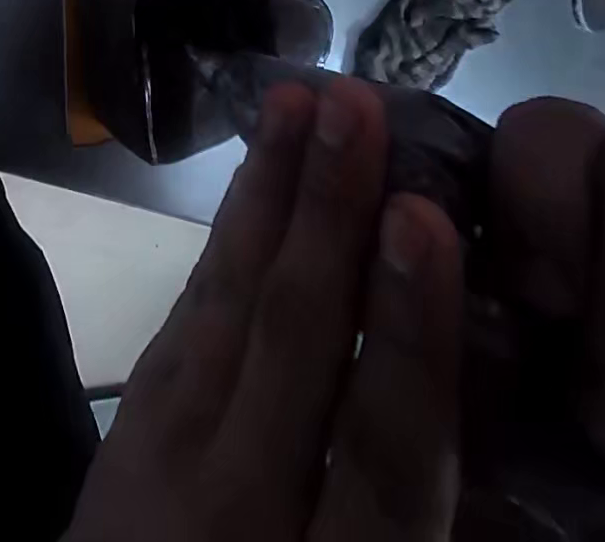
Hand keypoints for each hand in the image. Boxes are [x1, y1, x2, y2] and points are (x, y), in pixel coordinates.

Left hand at [65, 78, 464, 541]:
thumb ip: (407, 511)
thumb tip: (466, 392)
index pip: (383, 446)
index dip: (405, 328)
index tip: (423, 217)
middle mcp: (244, 491)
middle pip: (292, 336)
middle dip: (326, 214)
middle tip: (353, 106)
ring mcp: (172, 435)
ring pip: (230, 298)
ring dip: (268, 193)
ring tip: (296, 104)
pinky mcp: (138, 404)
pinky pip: (191, 304)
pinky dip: (227, 233)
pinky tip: (255, 174)